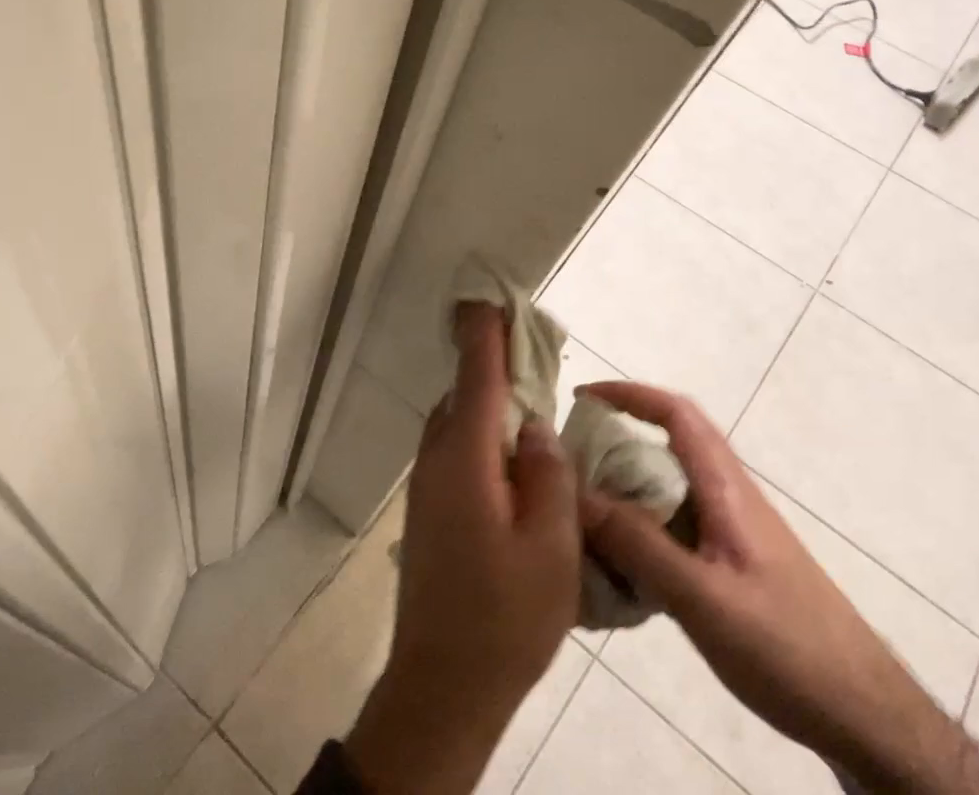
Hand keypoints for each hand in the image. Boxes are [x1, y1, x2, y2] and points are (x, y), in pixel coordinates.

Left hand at [343, 304, 580, 794]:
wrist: (446, 679)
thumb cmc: (507, 616)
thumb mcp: (552, 545)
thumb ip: (547, 476)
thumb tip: (534, 428)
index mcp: (465, 460)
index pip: (475, 379)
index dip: (484, 336)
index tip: (487, 298)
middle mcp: (436, 463)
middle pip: (460, 398)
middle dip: (489, 367)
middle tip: (530, 350)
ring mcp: (426, 490)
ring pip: (455, 428)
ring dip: (485, 405)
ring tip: (530, 400)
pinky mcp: (429, 514)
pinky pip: (454, 455)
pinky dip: (479, 438)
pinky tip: (512, 458)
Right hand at [576, 381, 978, 794]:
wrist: (864, 715)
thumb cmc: (788, 649)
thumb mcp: (702, 598)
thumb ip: (637, 544)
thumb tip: (571, 491)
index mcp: (727, 494)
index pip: (679, 416)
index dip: (629, 395)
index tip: (579, 395)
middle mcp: (728, 504)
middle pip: (661, 452)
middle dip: (606, 448)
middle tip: (555, 472)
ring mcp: (729, 538)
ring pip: (660, 496)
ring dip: (614, 496)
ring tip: (568, 521)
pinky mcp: (727, 571)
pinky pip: (666, 535)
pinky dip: (630, 537)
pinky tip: (608, 571)